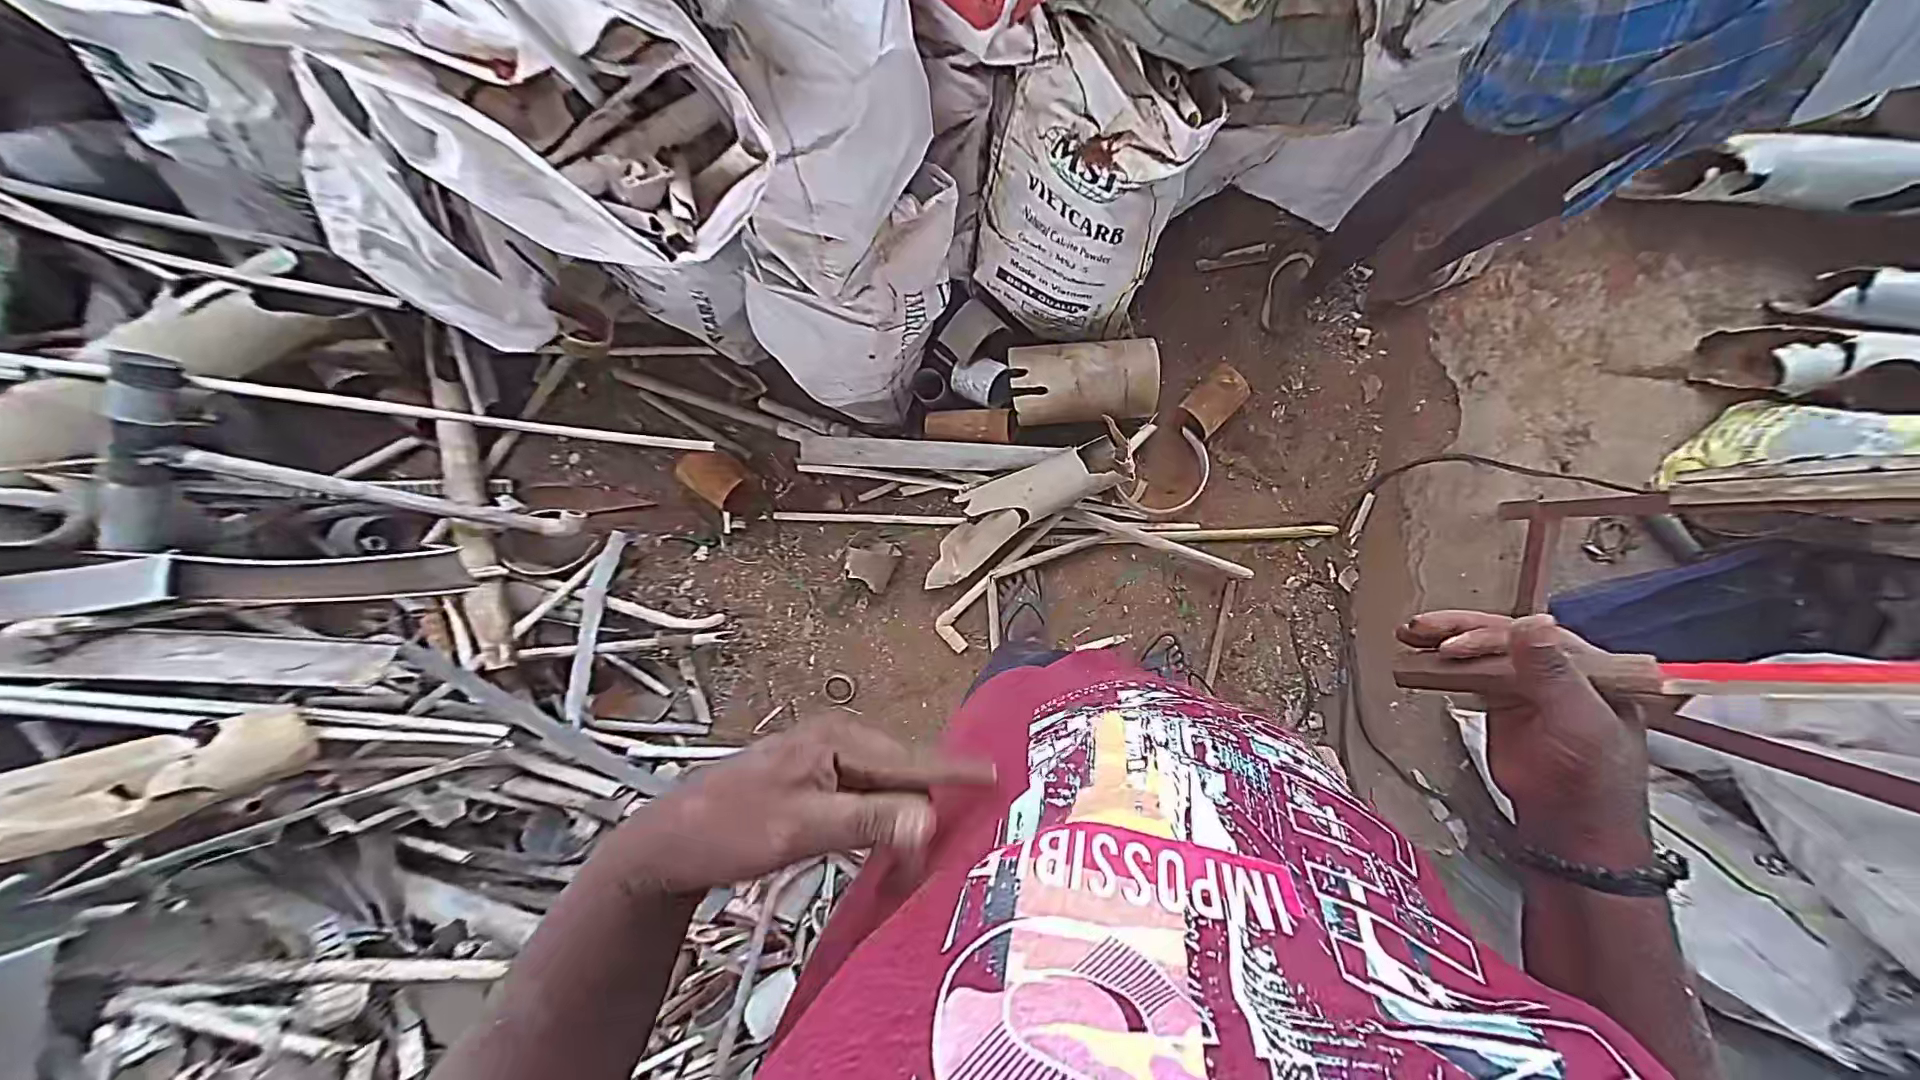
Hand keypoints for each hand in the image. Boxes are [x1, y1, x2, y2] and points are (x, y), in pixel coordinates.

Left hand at [606, 715, 996, 894]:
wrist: (670, 843)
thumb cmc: (728, 827)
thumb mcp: (800, 826)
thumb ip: (867, 820)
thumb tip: (928, 819)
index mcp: (837, 738)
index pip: (909, 757)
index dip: (953, 770)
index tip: (995, 774)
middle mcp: (837, 741)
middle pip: (901, 774)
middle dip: (927, 807)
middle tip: (954, 844)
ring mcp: (826, 761)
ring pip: (884, 790)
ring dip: (903, 820)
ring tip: (923, 854)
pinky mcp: (817, 784)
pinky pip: (865, 800)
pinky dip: (881, 823)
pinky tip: (890, 845)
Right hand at [1397, 611, 1651, 864]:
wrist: (1569, 825)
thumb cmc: (1590, 779)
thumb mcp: (1576, 720)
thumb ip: (1552, 672)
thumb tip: (1533, 623)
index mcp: (1588, 668)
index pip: (1530, 635)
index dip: (1486, 635)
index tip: (1451, 646)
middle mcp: (1556, 670)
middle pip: (1500, 637)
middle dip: (1456, 630)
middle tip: (1419, 627)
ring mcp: (1525, 686)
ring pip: (1480, 652)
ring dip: (1443, 641)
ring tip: (1409, 634)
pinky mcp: (1500, 701)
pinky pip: (1469, 674)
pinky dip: (1442, 665)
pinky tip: (1421, 659)